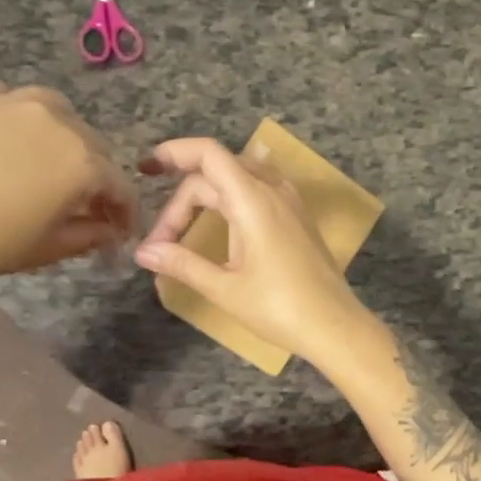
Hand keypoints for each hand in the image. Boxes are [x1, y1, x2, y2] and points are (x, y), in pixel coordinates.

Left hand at [0, 79, 135, 286]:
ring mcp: (7, 99)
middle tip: (81, 203)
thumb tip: (107, 229)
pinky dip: (13, 120)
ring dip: (58, 139)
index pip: (120, 187)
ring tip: (42, 166)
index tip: (118, 232)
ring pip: (52, 113)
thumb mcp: (46, 249)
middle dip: (93, 174)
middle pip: (91, 145)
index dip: (123, 213)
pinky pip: (5, 101)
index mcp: (83, 162)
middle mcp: (55, 120)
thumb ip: (88, 235)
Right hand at [135, 138, 374, 361]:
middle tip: (162, 244)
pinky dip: (234, 199)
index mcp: (253, 200)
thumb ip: (183, 264)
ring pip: (241, 178)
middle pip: (217, 173)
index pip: (208, 154)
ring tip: (186, 224)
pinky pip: (261, 192)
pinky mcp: (300, 220)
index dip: (173, 152)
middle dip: (183, 201)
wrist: (336, 327)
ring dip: (210, 194)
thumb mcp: (225, 289)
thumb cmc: (280, 309)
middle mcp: (274, 191)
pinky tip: (226, 221)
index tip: (146, 170)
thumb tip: (144, 252)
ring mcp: (291, 204)